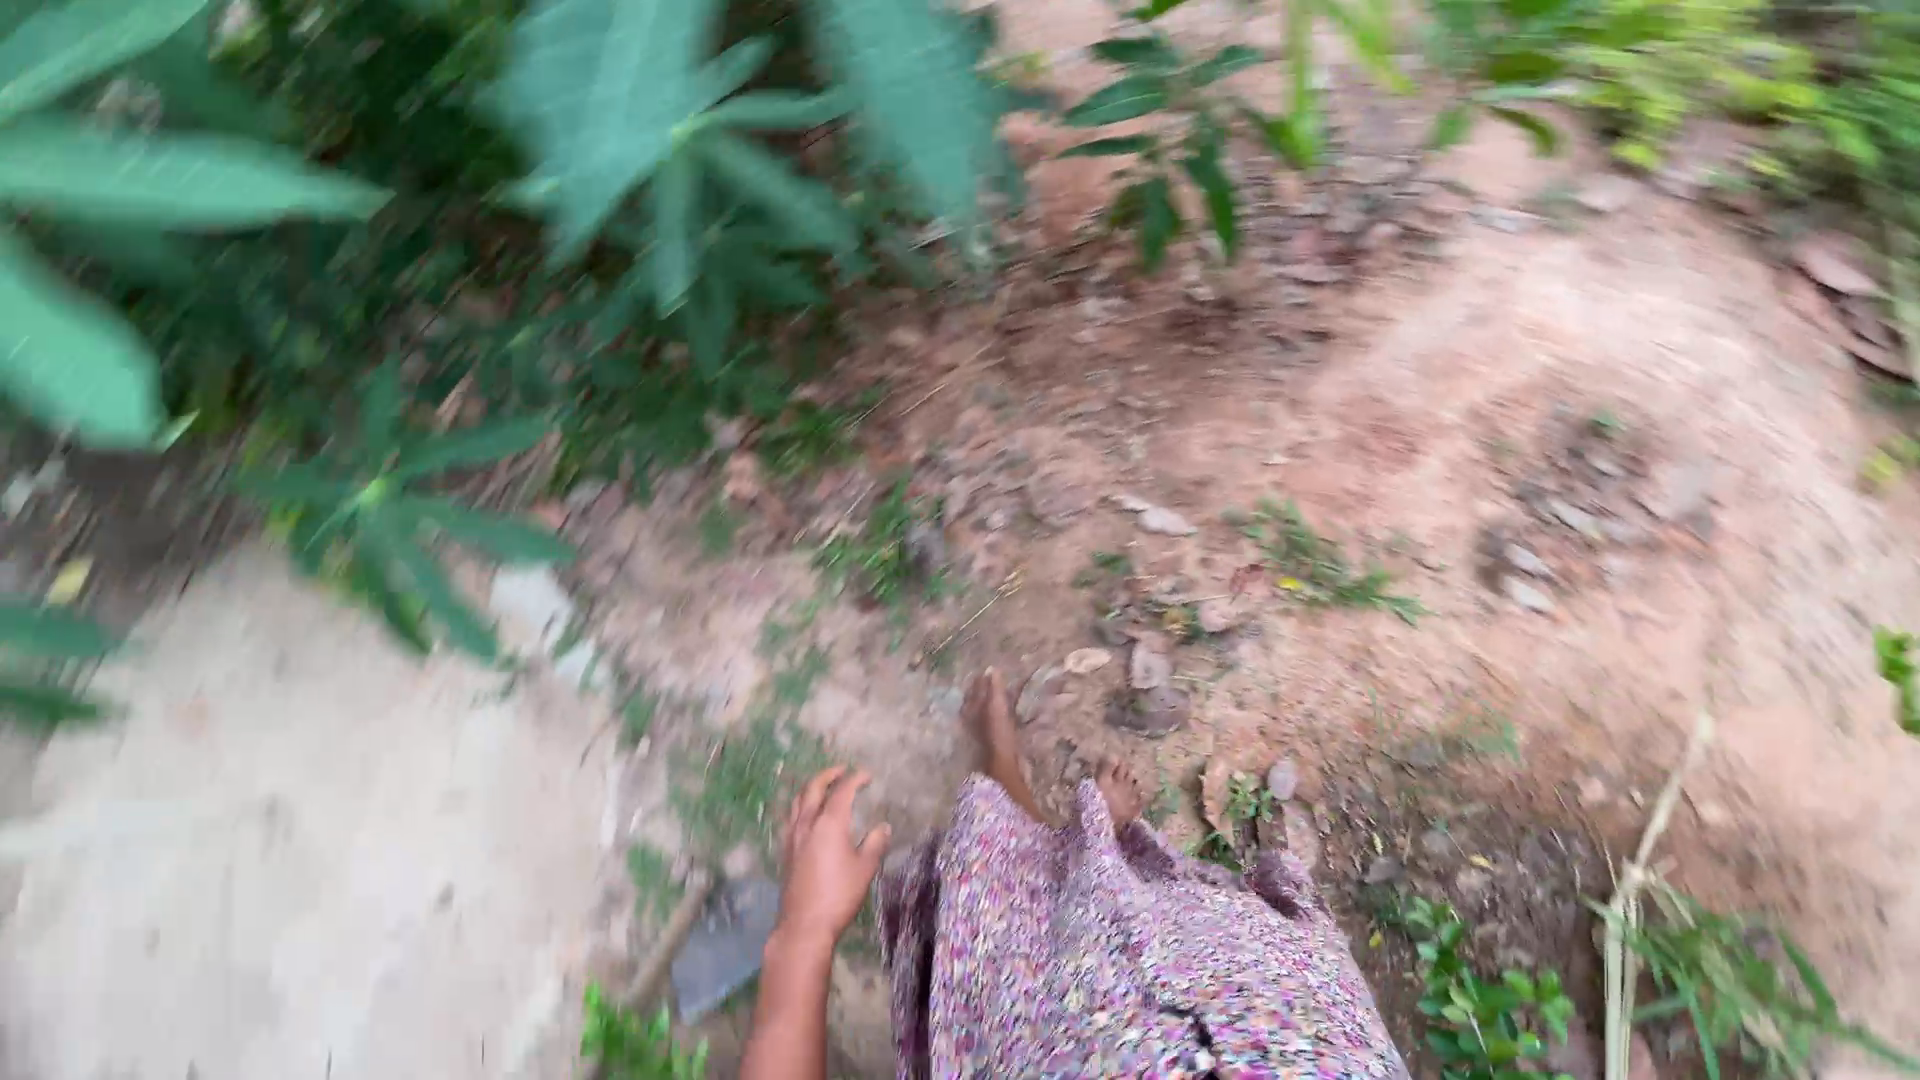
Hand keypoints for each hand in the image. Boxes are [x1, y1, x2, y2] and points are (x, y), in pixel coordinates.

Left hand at [776, 766, 890, 946]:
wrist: (804, 925)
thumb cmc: (839, 895)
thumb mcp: (865, 869)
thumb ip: (875, 843)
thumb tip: (883, 827)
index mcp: (830, 822)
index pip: (842, 790)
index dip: (855, 779)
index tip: (866, 775)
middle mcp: (808, 823)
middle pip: (814, 788)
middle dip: (828, 775)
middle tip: (842, 770)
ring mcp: (792, 836)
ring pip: (798, 801)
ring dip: (811, 788)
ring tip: (822, 787)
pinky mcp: (785, 851)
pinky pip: (791, 817)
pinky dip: (801, 806)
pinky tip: (807, 816)